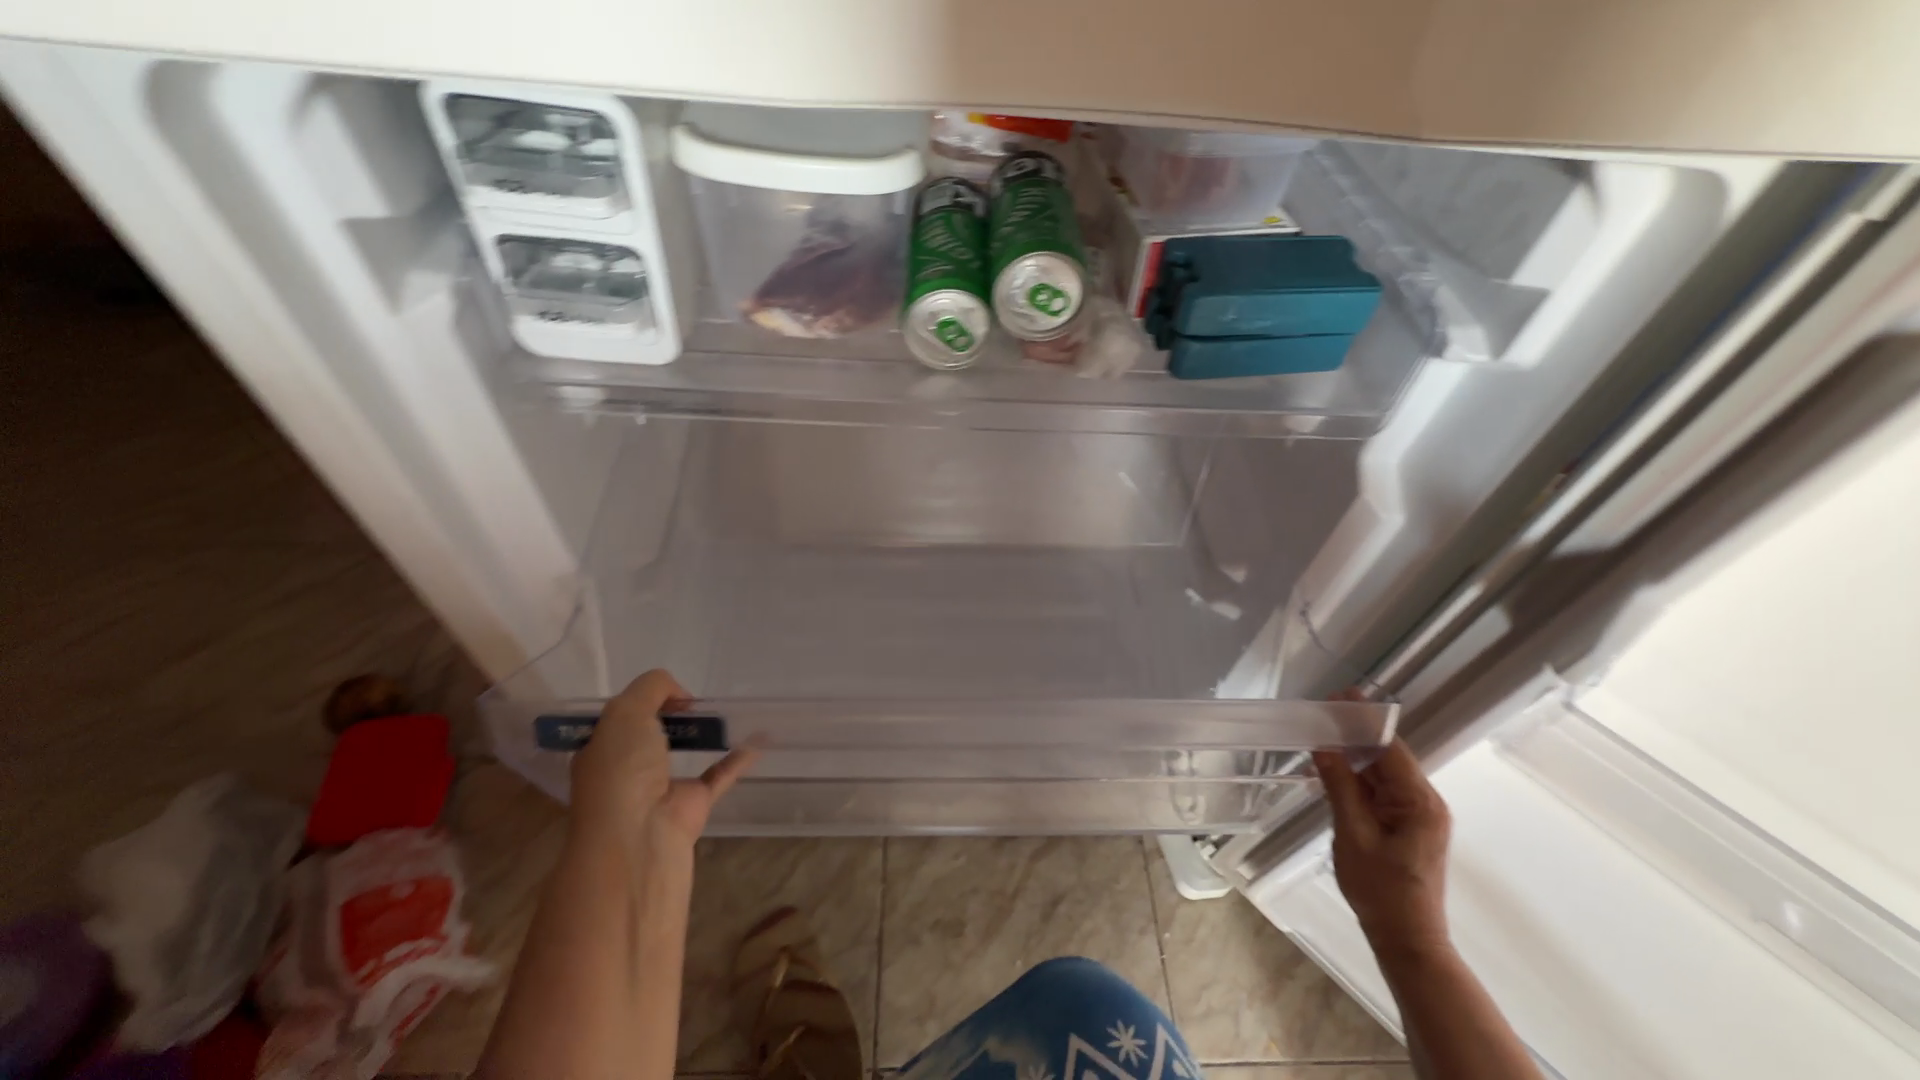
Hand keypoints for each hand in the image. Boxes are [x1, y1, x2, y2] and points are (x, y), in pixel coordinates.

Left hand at [569, 669, 760, 848]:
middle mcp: (627, 770)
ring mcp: (661, 788)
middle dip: (671, 715)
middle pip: (651, 735)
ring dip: (704, 734)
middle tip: (696, 700)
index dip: (640, 700)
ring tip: (727, 711)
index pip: (618, 719)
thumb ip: (651, 687)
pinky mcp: (693, 804)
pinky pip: (718, 775)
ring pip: (684, 754)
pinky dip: (737, 759)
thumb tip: (680, 696)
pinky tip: (757, 740)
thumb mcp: (625, 711)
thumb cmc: (622, 770)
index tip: (664, 690)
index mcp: (600, 750)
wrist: (639, 836)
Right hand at [1312, 738, 1452, 957]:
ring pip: (1383, 775)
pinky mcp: (1408, 828)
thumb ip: (1340, 786)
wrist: (1407, 939)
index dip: (1363, 719)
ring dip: (1354, 759)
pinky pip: (1382, 793)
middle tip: (1320, 717)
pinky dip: (1358, 781)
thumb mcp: (1353, 834)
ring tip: (1320, 741)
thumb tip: (1325, 747)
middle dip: (1355, 735)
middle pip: (1388, 757)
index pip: (1390, 746)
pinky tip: (1332, 775)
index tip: (1339, 696)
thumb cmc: (1381, 889)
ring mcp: (1419, 816)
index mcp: (1419, 800)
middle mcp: (1426, 802)